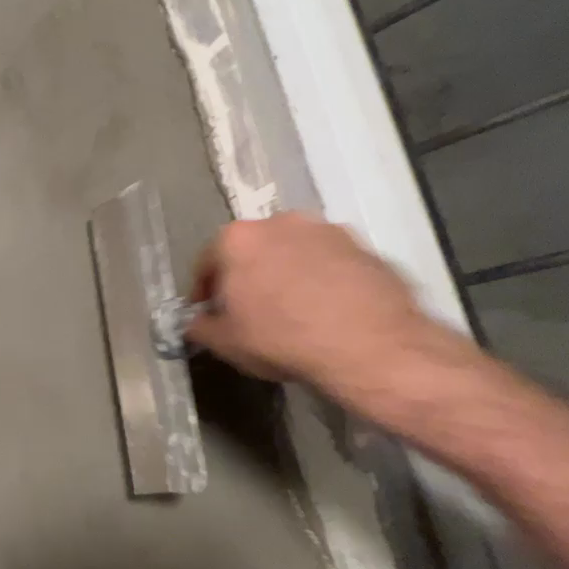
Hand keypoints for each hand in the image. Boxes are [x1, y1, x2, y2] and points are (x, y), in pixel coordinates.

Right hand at [185, 213, 437, 384]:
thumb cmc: (283, 339)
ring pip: (294, 252)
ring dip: (287, 273)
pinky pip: (330, 262)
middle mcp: (281, 222)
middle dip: (247, 275)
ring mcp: (328, 230)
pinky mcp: (366, 247)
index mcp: (238, 239)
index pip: (207, 261)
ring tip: (292, 310)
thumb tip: (196, 323)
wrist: (372, 346)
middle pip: (253, 249)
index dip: (204, 290)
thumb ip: (201, 327)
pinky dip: (323, 279)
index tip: (208, 312)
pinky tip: (326, 310)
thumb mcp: (226, 343)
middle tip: (249, 309)